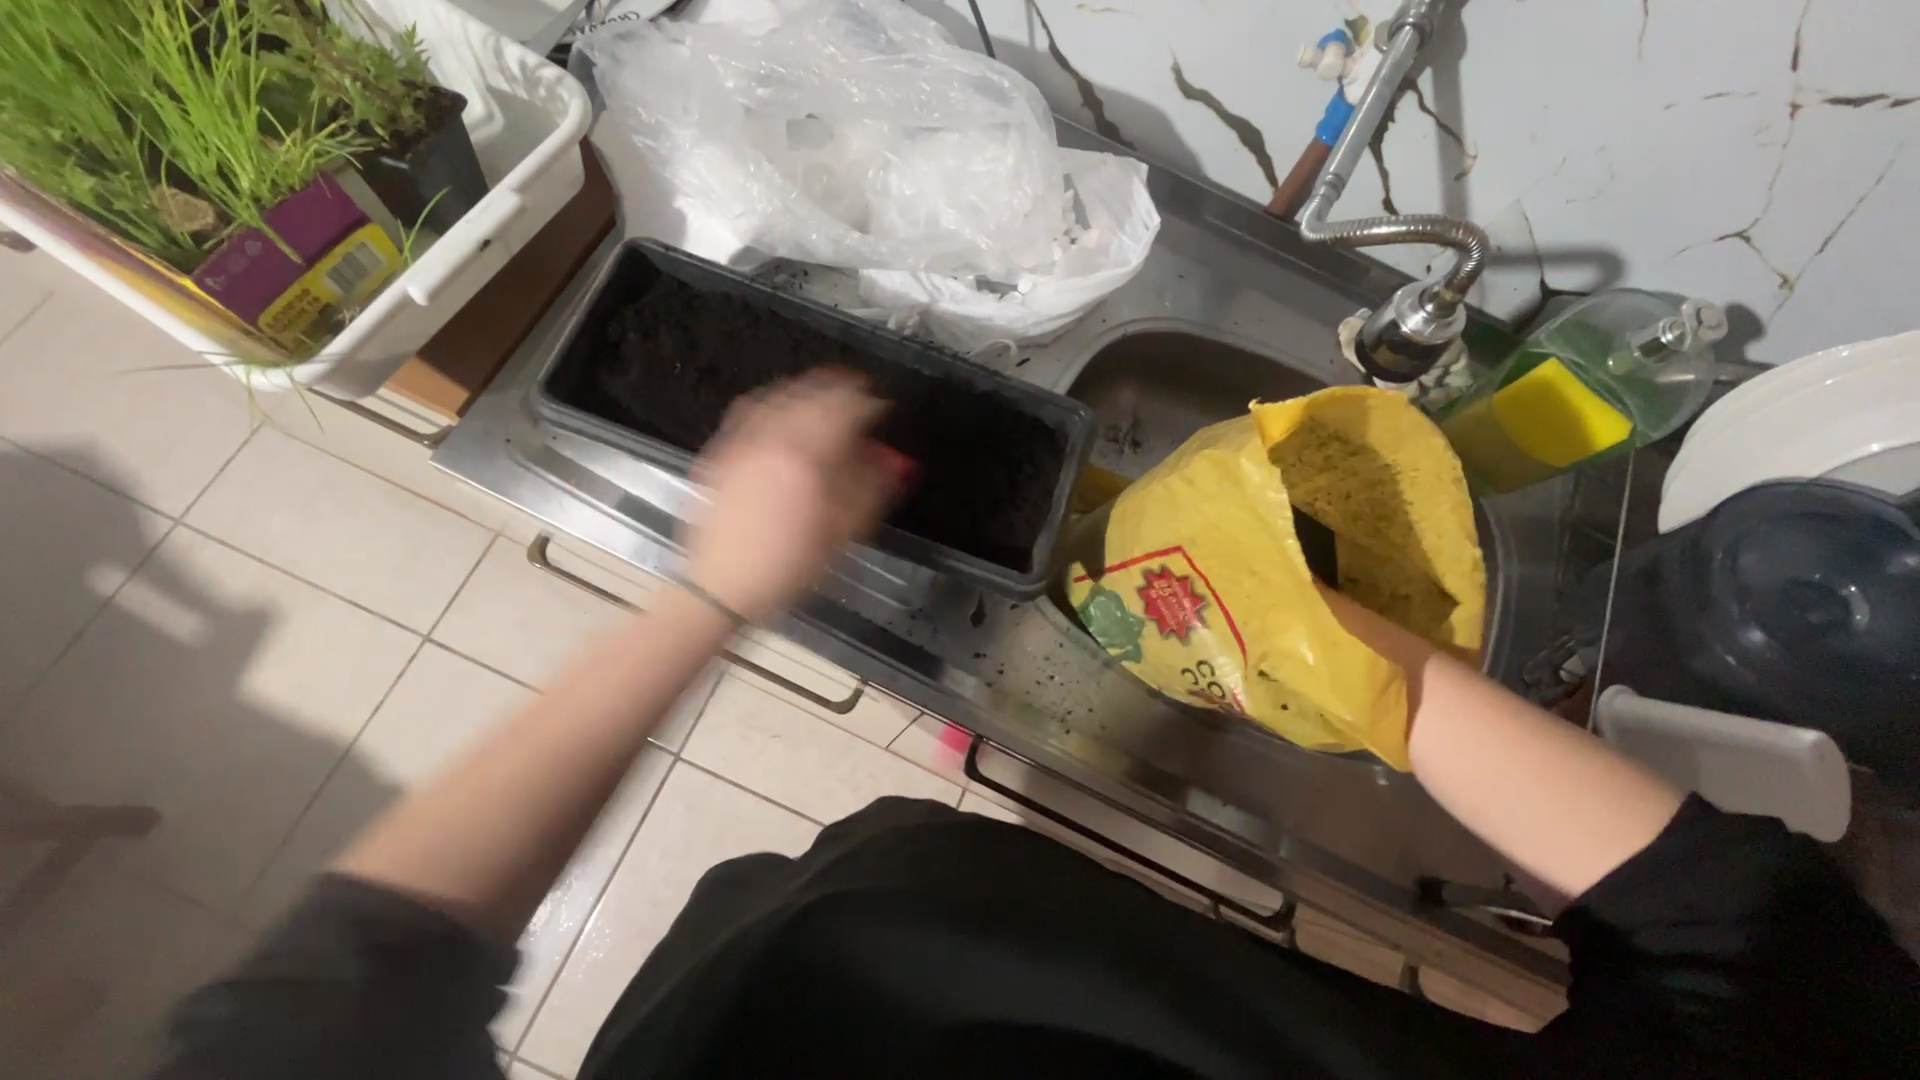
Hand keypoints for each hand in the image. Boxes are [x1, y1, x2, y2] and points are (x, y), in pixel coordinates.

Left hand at [681, 370, 908, 622]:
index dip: (870, 403)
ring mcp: (742, 443)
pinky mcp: (720, 453)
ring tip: (823, 393)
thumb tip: (890, 461)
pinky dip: (772, 403)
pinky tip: (779, 411)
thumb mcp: (841, 534)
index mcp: (808, 457)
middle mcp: (773, 439)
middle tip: (860, 394)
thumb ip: (870, 490)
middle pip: (812, 395)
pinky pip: (749, 412)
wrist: (721, 587)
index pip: (846, 410)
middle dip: (840, 390)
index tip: (883, 407)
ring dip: (806, 389)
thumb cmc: (787, 568)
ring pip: (778, 397)